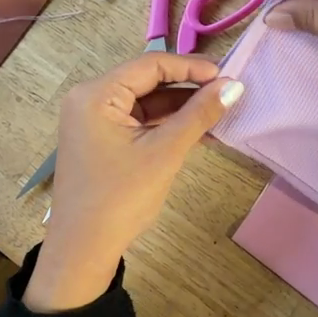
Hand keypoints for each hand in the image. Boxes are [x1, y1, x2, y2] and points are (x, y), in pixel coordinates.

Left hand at [24, 53, 243, 312]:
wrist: (83, 251)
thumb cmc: (121, 197)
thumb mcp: (165, 152)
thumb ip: (199, 114)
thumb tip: (234, 85)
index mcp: (96, 93)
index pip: (151, 64)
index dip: (191, 67)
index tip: (227, 76)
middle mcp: (90, 98)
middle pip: (148, 80)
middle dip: (189, 88)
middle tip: (228, 94)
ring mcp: (94, 119)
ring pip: (147, 101)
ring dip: (181, 108)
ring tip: (220, 113)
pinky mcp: (102, 139)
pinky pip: (140, 120)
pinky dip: (167, 124)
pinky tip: (200, 132)